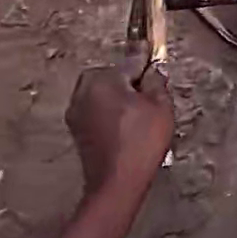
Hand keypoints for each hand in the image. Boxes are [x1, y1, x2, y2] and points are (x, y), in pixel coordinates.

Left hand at [66, 64, 172, 200]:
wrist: (117, 184)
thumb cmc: (141, 140)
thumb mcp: (160, 105)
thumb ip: (156, 81)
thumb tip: (152, 71)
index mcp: (103, 80)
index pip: (131, 62)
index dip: (147, 61)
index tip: (153, 53)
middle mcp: (83, 91)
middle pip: (113, 76)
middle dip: (130, 81)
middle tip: (150, 95)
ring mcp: (76, 112)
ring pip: (103, 93)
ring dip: (119, 97)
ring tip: (140, 113)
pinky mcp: (76, 131)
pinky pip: (97, 110)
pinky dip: (110, 112)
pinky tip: (127, 126)